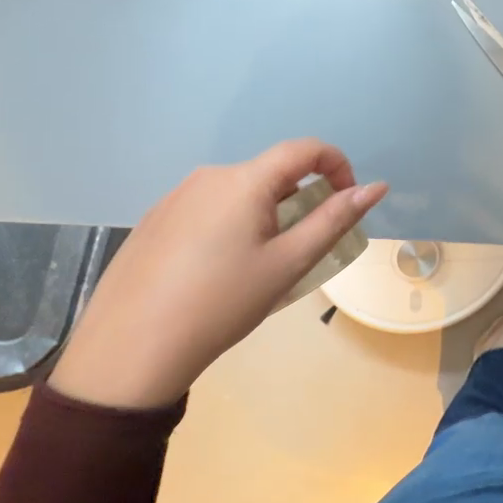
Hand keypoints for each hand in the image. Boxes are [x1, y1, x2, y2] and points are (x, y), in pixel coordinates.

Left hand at [49, 139, 387, 409]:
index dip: (337, 166)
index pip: (305, 149)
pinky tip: (215, 275)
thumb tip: (376, 187)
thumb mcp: (287, 265)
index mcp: (244, 180)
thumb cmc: (220, 305)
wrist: (126, 353)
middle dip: (299, 201)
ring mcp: (175, 198)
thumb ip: (334, 220)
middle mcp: (209, 176)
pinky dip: (229, 228)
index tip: (347, 203)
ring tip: (257, 269)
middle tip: (300, 252)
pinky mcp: (153, 222)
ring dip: (264, 216)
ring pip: (239, 193)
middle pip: (271, 173)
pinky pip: (208, 210)